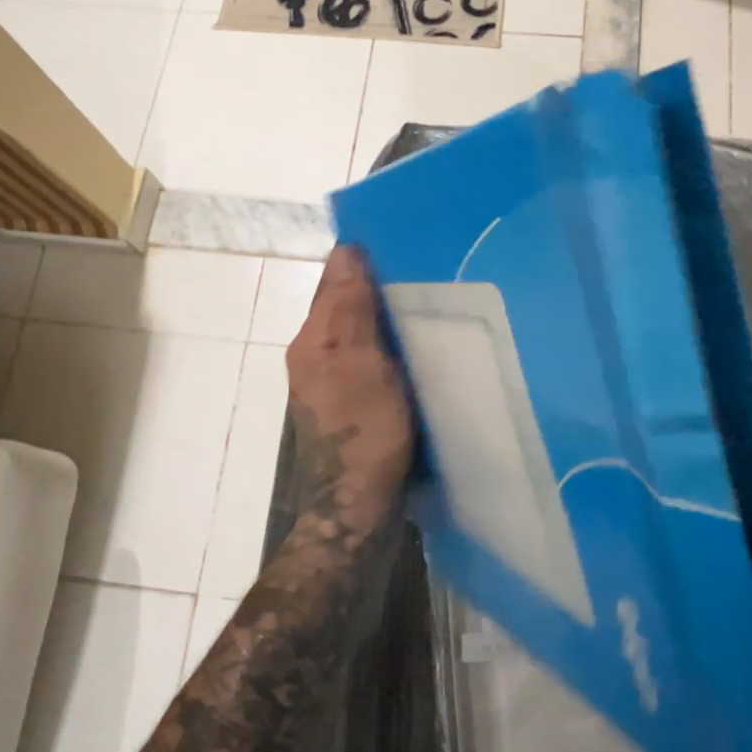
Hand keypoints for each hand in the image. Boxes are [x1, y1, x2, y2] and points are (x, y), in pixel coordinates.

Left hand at [284, 247, 414, 538]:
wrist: (357, 510)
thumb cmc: (363, 434)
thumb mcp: (361, 364)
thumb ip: (353, 309)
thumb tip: (348, 250)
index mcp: (314, 340)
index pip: (336, 280)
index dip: (367, 258)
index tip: (409, 241)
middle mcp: (317, 356)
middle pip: (349, 307)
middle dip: (383, 287)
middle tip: (433, 270)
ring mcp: (335, 385)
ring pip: (363, 336)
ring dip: (391, 320)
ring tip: (437, 303)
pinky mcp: (356, 408)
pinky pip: (375, 364)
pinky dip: (396, 351)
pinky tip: (425, 351)